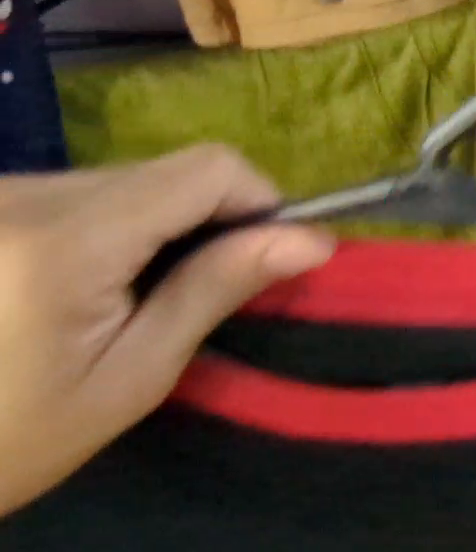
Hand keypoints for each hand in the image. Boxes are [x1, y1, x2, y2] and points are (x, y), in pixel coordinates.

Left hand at [0, 146, 334, 515]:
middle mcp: (15, 200)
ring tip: (111, 294)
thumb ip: (215, 290)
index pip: (210, 168)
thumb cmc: (6, 438)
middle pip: (165, 172)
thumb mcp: (129, 379)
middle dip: (197, 220)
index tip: (253, 258)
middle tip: (174, 292)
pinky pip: (71, 193)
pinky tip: (63, 284)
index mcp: (62, 241)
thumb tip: (315, 240)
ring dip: (146, 223)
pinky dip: (98, 226)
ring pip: (121, 179)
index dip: (255, 202)